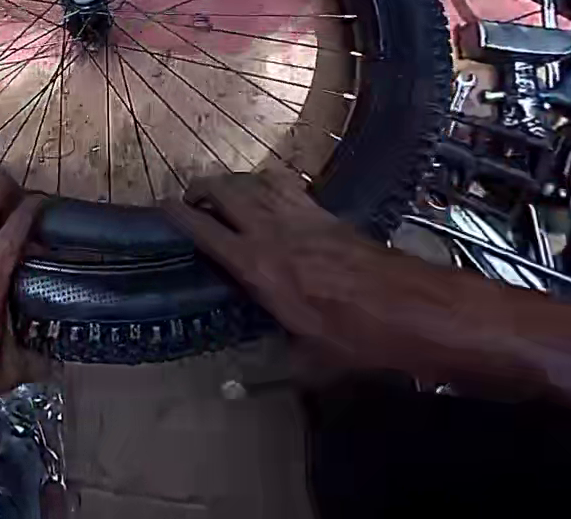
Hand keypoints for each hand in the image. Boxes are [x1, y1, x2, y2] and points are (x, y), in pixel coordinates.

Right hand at [164, 168, 507, 380]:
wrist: (407, 306)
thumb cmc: (355, 337)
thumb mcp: (309, 362)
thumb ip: (268, 368)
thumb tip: (232, 389)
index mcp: (256, 267)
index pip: (205, 230)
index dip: (179, 214)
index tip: (163, 205)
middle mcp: (268, 231)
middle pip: (222, 191)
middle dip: (201, 188)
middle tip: (192, 198)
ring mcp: (294, 214)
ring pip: (249, 180)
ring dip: (230, 182)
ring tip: (223, 192)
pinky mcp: (318, 208)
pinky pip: (282, 182)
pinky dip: (265, 180)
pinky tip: (265, 190)